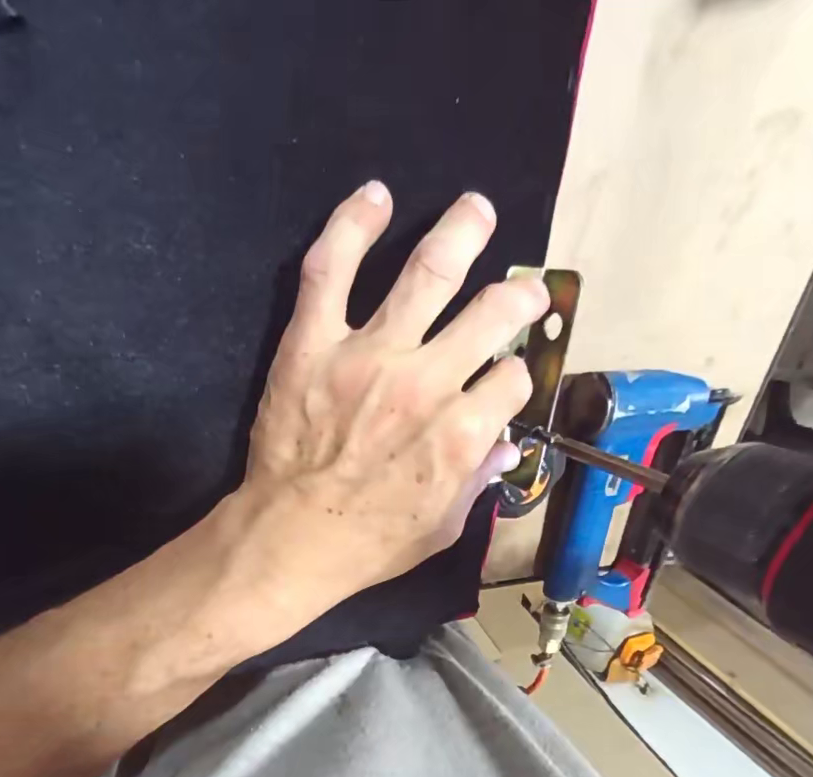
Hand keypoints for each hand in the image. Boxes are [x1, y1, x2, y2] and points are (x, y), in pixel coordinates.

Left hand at [231, 182, 549, 621]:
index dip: (513, 376)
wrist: (290, 538)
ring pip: (427, 273)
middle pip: (492, 313)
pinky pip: (331, 270)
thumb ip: (477, 481)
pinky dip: (352, 225)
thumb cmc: (369, 543)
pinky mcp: (313, 343)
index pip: (512, 378)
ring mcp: (369, 355)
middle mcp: (427, 382)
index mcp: (463, 431)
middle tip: (521, 285)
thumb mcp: (442, 528)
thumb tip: (504, 446)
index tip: (501, 380)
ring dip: (461, 233)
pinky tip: (375, 197)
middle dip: (517, 294)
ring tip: (474, 210)